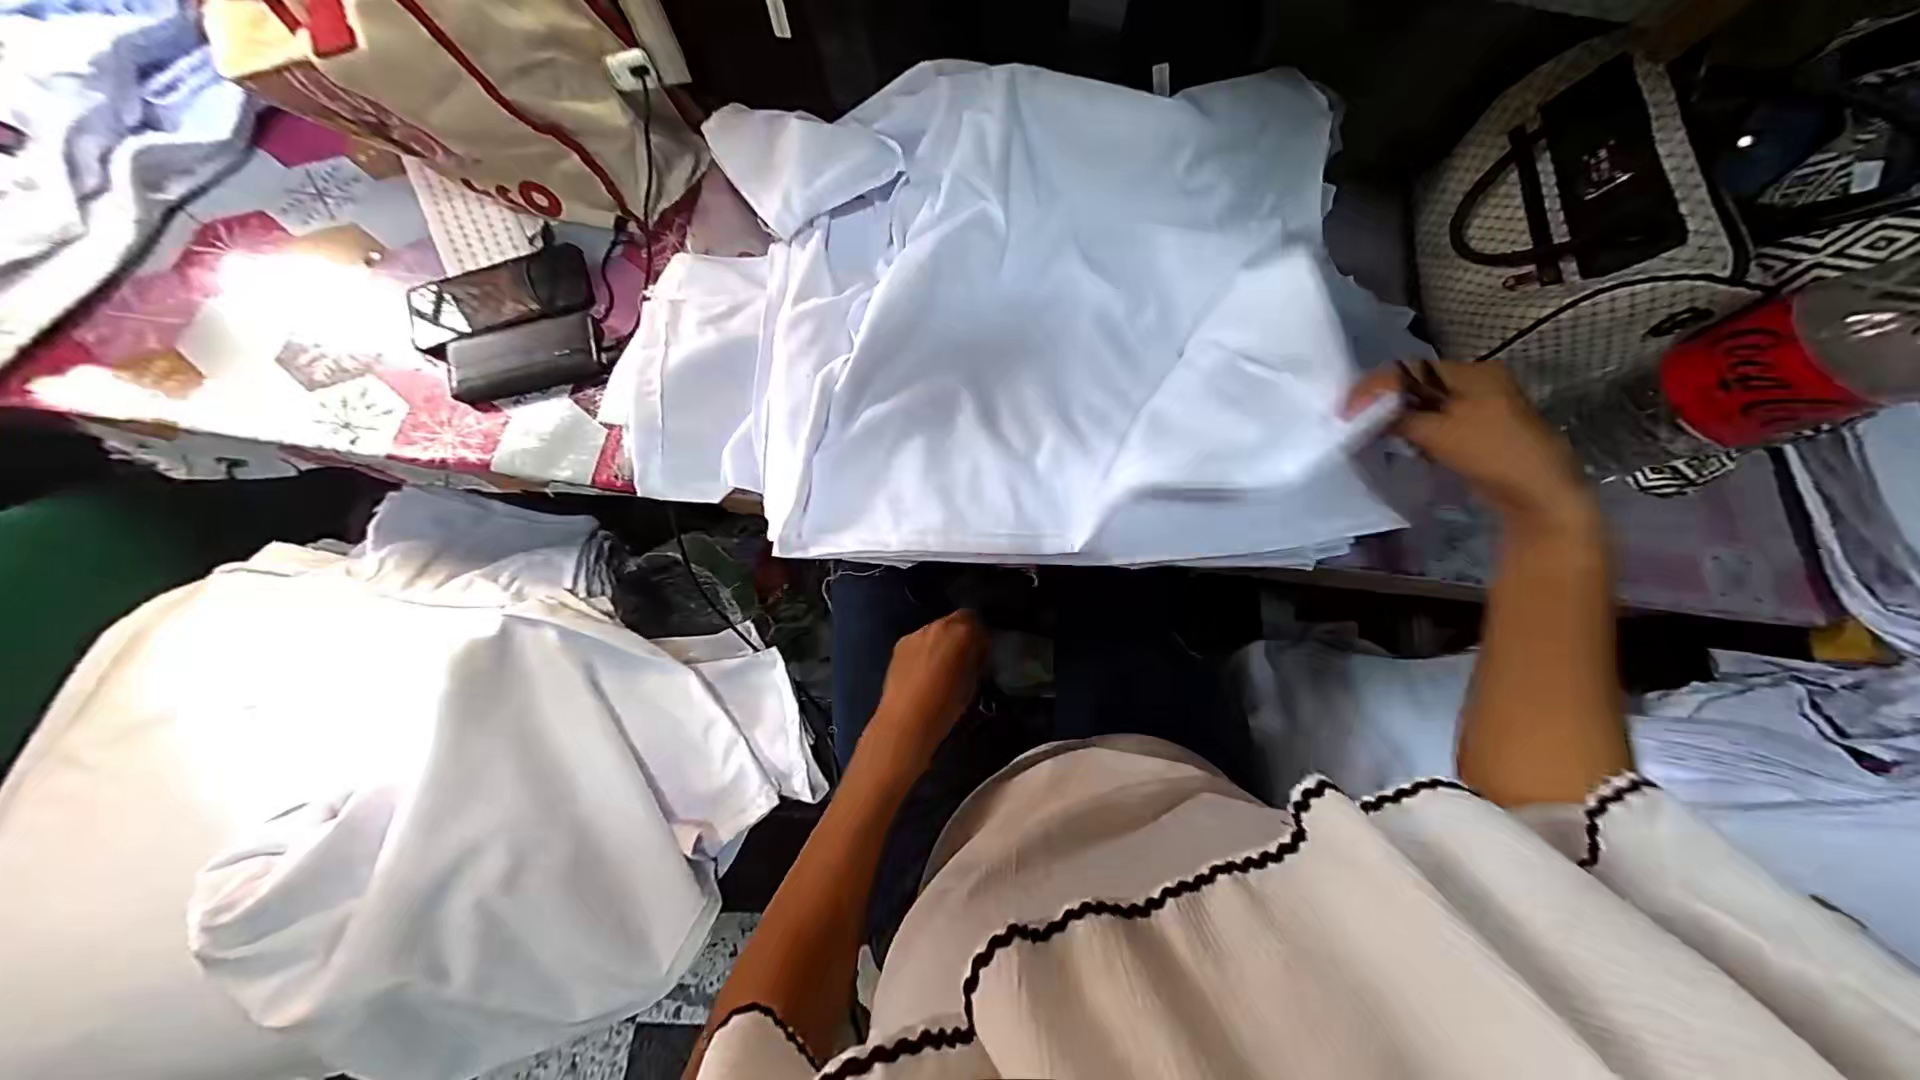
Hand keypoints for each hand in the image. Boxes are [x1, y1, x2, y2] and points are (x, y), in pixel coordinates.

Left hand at [862, 611, 988, 772]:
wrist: (905, 721)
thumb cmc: (945, 707)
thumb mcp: (972, 684)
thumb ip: (976, 661)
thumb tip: (976, 655)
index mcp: (961, 633)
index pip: (978, 622)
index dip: (981, 637)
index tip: (982, 652)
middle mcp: (938, 626)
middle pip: (956, 620)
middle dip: (962, 634)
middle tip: (964, 656)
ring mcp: (916, 633)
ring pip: (936, 629)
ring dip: (942, 641)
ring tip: (942, 665)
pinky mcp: (900, 645)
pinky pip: (919, 640)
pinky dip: (925, 649)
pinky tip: (923, 670)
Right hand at [1350, 360, 1596, 530]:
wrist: (1537, 493)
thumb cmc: (1491, 454)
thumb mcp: (1437, 432)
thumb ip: (1398, 417)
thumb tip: (1363, 411)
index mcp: (1471, 372)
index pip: (1409, 369)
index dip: (1374, 388)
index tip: (1347, 411)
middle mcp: (1475, 382)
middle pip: (1415, 384)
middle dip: (1382, 401)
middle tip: (1354, 422)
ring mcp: (1477, 406)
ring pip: (1422, 403)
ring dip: (1395, 416)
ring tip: (1370, 432)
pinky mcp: (1475, 430)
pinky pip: (1433, 421)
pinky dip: (1411, 428)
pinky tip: (1399, 442)